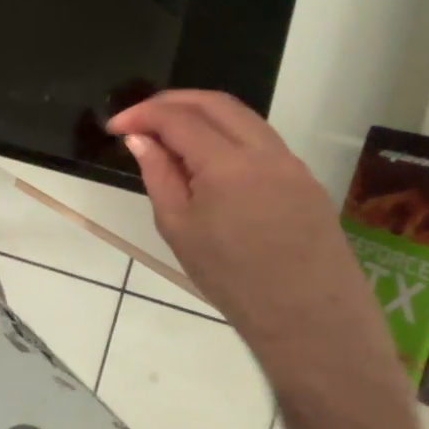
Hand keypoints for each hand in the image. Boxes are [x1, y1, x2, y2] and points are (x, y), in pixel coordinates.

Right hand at [106, 91, 387, 369]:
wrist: (313, 326)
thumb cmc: (233, 280)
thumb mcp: (178, 227)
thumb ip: (158, 174)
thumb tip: (141, 139)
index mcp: (228, 165)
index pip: (177, 118)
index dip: (140, 115)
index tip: (115, 128)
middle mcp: (265, 153)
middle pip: (214, 103)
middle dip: (170, 102)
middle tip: (139, 119)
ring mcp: (292, 166)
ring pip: (242, 117)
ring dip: (201, 114)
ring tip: (169, 135)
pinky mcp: (306, 183)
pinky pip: (261, 140)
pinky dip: (227, 134)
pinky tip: (207, 160)